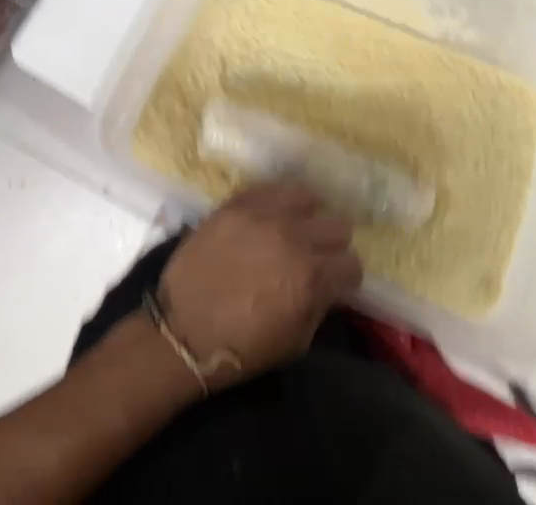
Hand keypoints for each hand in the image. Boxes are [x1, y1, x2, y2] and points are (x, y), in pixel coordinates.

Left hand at [157, 183, 362, 388]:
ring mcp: (262, 217)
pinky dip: (276, 201)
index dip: (346, 277)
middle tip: (316, 256)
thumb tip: (330, 287)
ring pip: (307, 197)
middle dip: (331, 245)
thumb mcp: (296, 342)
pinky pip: (269, 189)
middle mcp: (293, 239)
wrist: (182, 332)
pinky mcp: (235, 206)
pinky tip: (271, 215)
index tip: (335, 282)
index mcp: (311, 278)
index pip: (352, 264)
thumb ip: (320, 306)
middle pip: (337, 226)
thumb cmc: (242, 347)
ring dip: (307, 216)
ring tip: (295, 228)